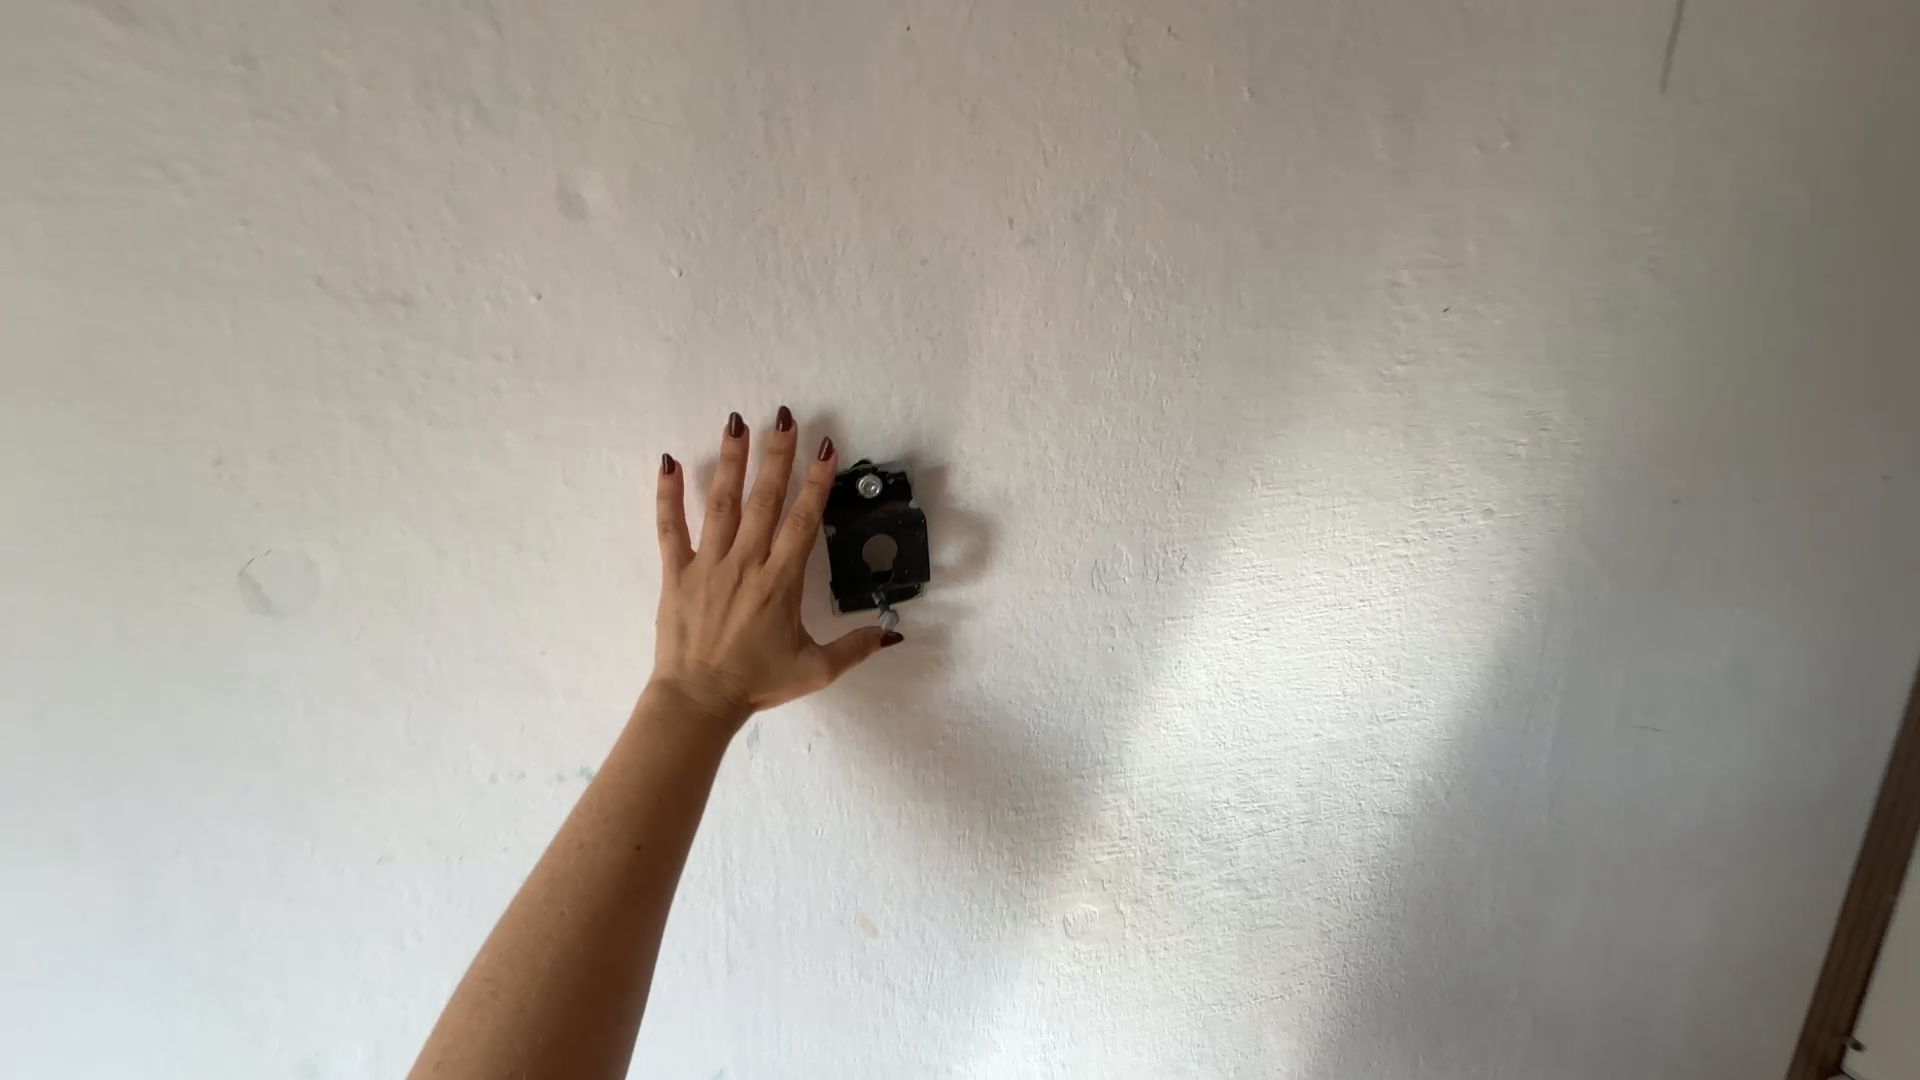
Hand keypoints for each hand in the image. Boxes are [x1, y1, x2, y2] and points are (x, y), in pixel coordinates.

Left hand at [648, 407, 900, 726]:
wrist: (697, 701)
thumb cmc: (757, 683)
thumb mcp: (816, 670)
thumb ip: (856, 648)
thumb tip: (894, 633)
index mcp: (781, 582)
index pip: (804, 521)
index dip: (817, 483)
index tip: (827, 448)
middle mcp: (746, 564)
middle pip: (765, 500)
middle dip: (777, 456)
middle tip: (785, 417)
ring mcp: (708, 565)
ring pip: (722, 504)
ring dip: (731, 462)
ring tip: (737, 423)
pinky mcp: (676, 573)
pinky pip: (670, 528)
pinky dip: (669, 495)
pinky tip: (670, 462)